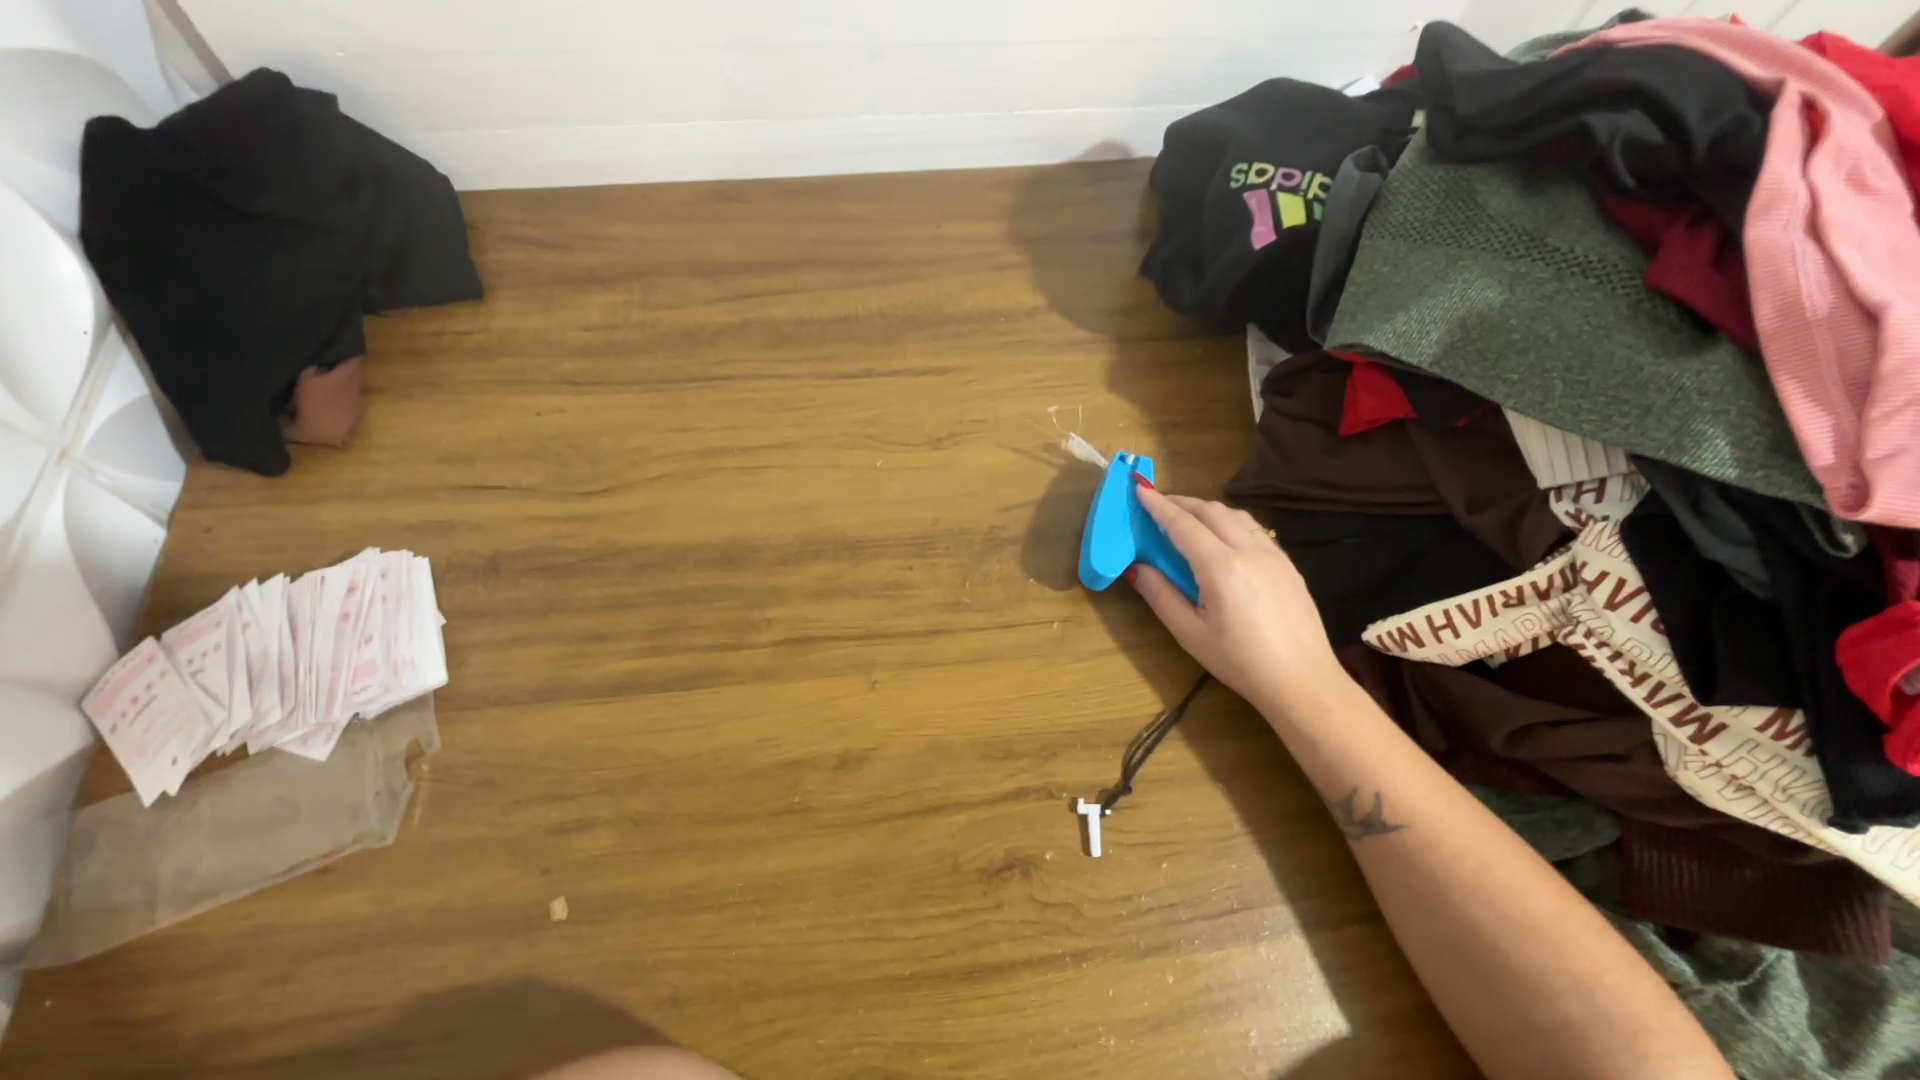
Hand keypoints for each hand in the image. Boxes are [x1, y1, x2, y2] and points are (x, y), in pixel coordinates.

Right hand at [1128, 485, 1343, 715]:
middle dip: (1183, 502)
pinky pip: (1256, 530)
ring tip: (1189, 519)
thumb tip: (1135, 567)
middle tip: (1158, 504)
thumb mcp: (1190, 633)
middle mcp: (1249, 551)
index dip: (1159, 505)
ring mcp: (1274, 555)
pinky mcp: (1289, 565)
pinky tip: (1224, 540)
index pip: (1183, 524)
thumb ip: (1161, 595)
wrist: (1302, 680)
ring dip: (1209, 510)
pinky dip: (1232, 523)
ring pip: (1238, 516)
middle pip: (1212, 511)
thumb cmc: (1240, 662)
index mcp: (1221, 567)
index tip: (1140, 489)